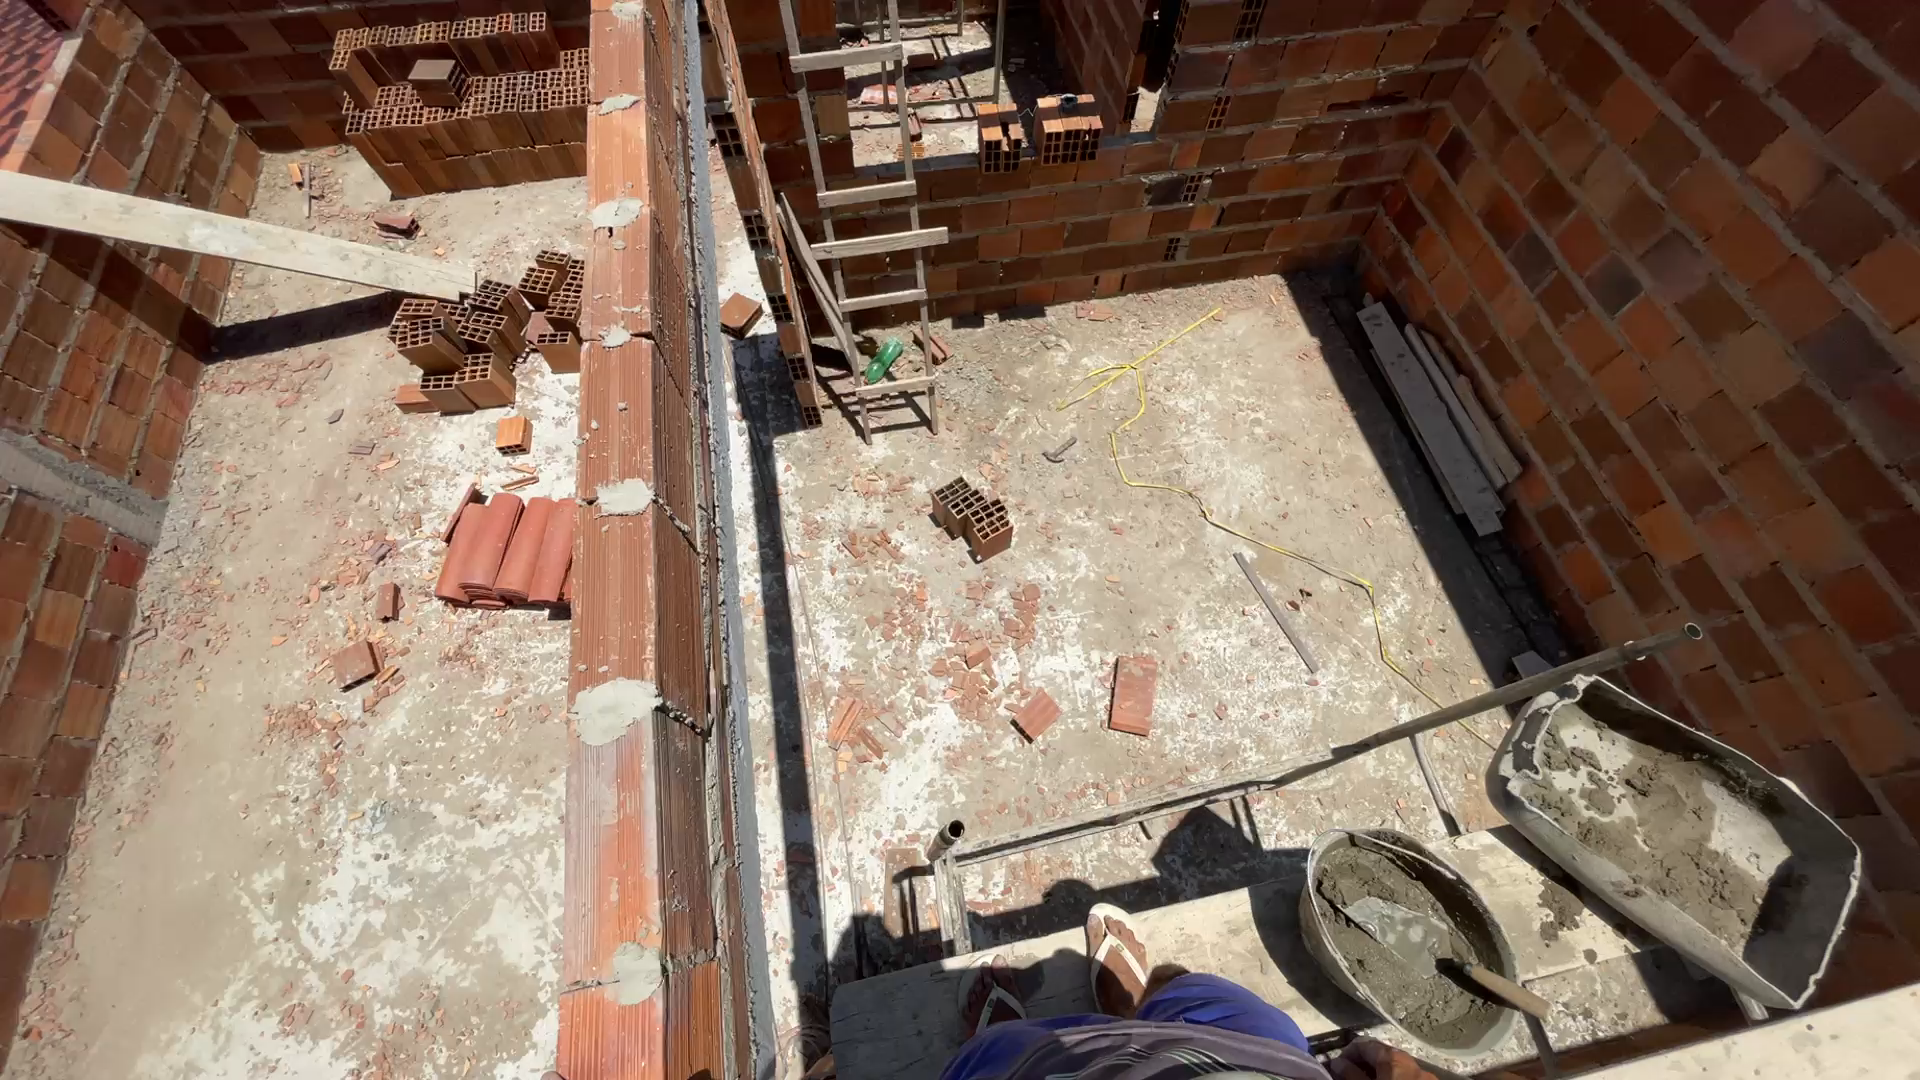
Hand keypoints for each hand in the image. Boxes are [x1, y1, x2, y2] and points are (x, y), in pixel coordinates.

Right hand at [1328, 1039, 1435, 1079]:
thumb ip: (1350, 1075)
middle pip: (1381, 1058)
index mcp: (1393, 1057)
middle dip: (1364, 1067)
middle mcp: (1412, 1063)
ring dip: (1380, 1077)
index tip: (1336, 1069)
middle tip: (1350, 1079)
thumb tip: (1338, 1063)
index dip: (1346, 1054)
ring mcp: (1426, 1079)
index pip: (1363, 1045)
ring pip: (1396, 1072)